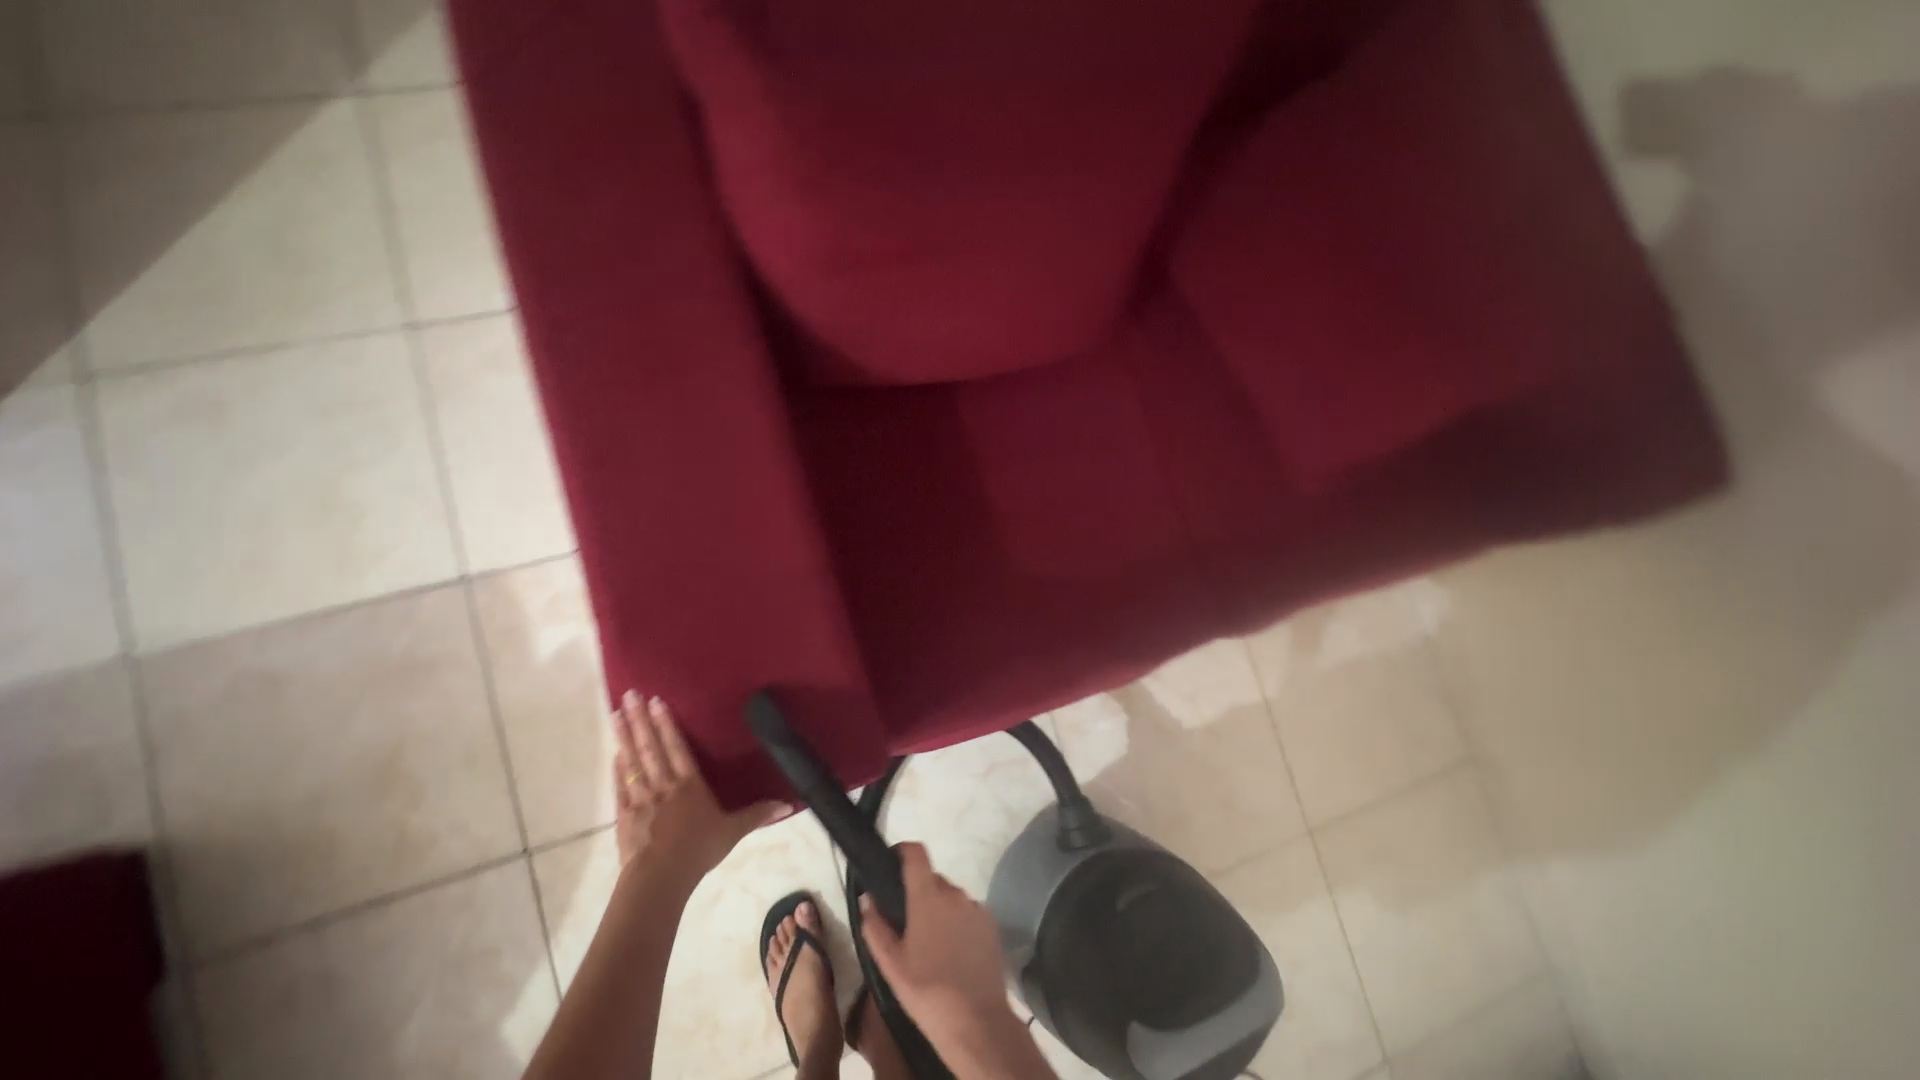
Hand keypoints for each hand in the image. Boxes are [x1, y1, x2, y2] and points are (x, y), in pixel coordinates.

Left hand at [609, 691, 786, 886]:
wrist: (661, 876)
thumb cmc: (699, 850)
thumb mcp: (733, 831)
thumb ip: (756, 814)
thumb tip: (787, 805)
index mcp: (690, 786)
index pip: (678, 748)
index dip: (667, 724)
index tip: (656, 701)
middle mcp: (664, 785)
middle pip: (651, 748)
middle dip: (641, 720)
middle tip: (630, 694)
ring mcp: (642, 799)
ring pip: (632, 762)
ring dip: (624, 737)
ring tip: (616, 714)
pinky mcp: (625, 816)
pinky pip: (621, 787)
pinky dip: (617, 770)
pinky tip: (614, 754)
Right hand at [858, 843, 1016, 1046]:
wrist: (976, 1020)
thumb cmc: (926, 991)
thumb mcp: (891, 964)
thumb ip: (875, 927)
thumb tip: (868, 900)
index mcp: (928, 897)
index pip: (916, 853)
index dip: (903, 850)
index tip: (891, 863)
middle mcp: (955, 894)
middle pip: (932, 879)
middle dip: (918, 893)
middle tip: (906, 924)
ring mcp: (977, 909)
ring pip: (951, 898)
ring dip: (939, 909)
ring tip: (931, 945)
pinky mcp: (992, 925)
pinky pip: (968, 913)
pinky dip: (957, 923)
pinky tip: (952, 953)